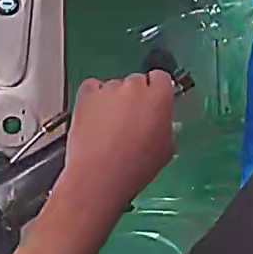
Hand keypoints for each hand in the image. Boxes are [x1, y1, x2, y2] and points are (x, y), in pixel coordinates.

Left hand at [58, 71, 176, 213]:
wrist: (100, 176)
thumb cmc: (136, 167)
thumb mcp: (166, 149)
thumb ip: (166, 127)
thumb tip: (161, 123)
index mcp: (159, 97)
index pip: (161, 78)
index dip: (157, 90)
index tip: (153, 102)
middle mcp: (135, 86)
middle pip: (137, 81)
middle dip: (135, 96)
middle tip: (132, 119)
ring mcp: (109, 89)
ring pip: (115, 86)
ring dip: (114, 99)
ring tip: (110, 125)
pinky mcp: (86, 95)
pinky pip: (93, 87)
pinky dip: (94, 97)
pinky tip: (95, 116)